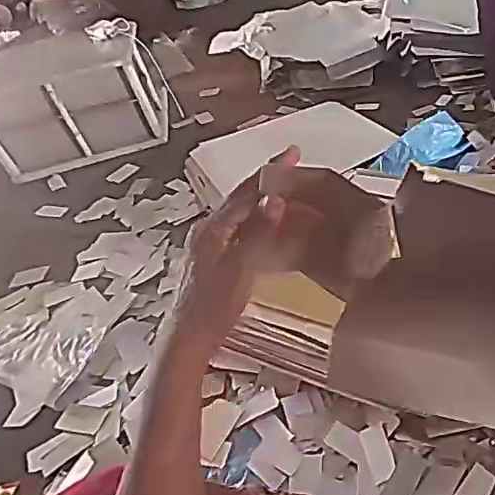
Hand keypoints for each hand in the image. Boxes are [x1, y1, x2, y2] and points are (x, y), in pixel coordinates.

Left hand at [166, 148, 301, 361]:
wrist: (191, 341)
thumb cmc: (211, 309)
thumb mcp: (240, 269)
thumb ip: (258, 233)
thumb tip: (275, 200)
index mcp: (213, 229)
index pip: (247, 191)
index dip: (272, 170)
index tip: (292, 154)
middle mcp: (211, 232)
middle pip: (246, 199)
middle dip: (276, 185)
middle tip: (303, 176)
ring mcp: (214, 245)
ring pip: (248, 215)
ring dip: (275, 206)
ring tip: (302, 203)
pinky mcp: (220, 259)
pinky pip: (248, 231)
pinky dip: (269, 224)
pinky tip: (283, 230)